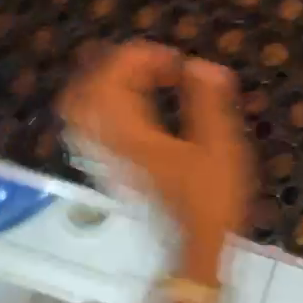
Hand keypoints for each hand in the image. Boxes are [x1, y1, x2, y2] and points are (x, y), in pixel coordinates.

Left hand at [60, 41, 251, 247]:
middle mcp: (105, 143)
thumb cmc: (211, 197)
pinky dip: (108, 102)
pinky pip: (90, 123)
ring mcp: (102, 157)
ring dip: (111, 82)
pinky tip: (139, 104)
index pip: (110, 81)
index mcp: (129, 135)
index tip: (178, 60)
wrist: (194, 245)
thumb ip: (208, 101)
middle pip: (86, 90)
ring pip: (83, 107)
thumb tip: (200, 65)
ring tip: (151, 77)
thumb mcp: (220, 145)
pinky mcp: (109, 165)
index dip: (140, 58)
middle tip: (160, 63)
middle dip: (120, 66)